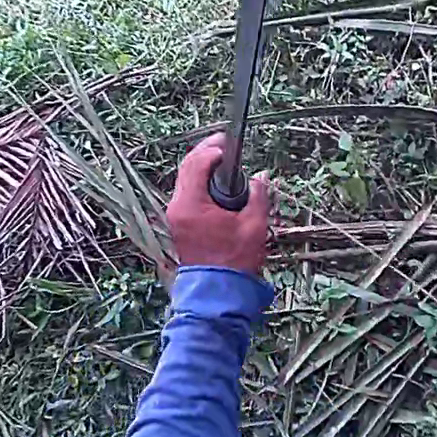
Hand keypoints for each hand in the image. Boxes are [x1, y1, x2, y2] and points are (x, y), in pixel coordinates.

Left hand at [166, 135, 272, 275]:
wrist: (218, 293)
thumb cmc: (235, 262)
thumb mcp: (254, 226)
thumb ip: (258, 196)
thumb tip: (260, 177)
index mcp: (191, 206)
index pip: (196, 164)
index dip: (213, 149)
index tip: (229, 144)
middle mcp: (177, 208)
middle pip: (186, 168)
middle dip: (206, 153)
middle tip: (224, 145)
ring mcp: (175, 217)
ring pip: (185, 180)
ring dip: (202, 167)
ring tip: (223, 162)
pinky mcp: (179, 225)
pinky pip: (187, 195)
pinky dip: (200, 184)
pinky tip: (216, 184)